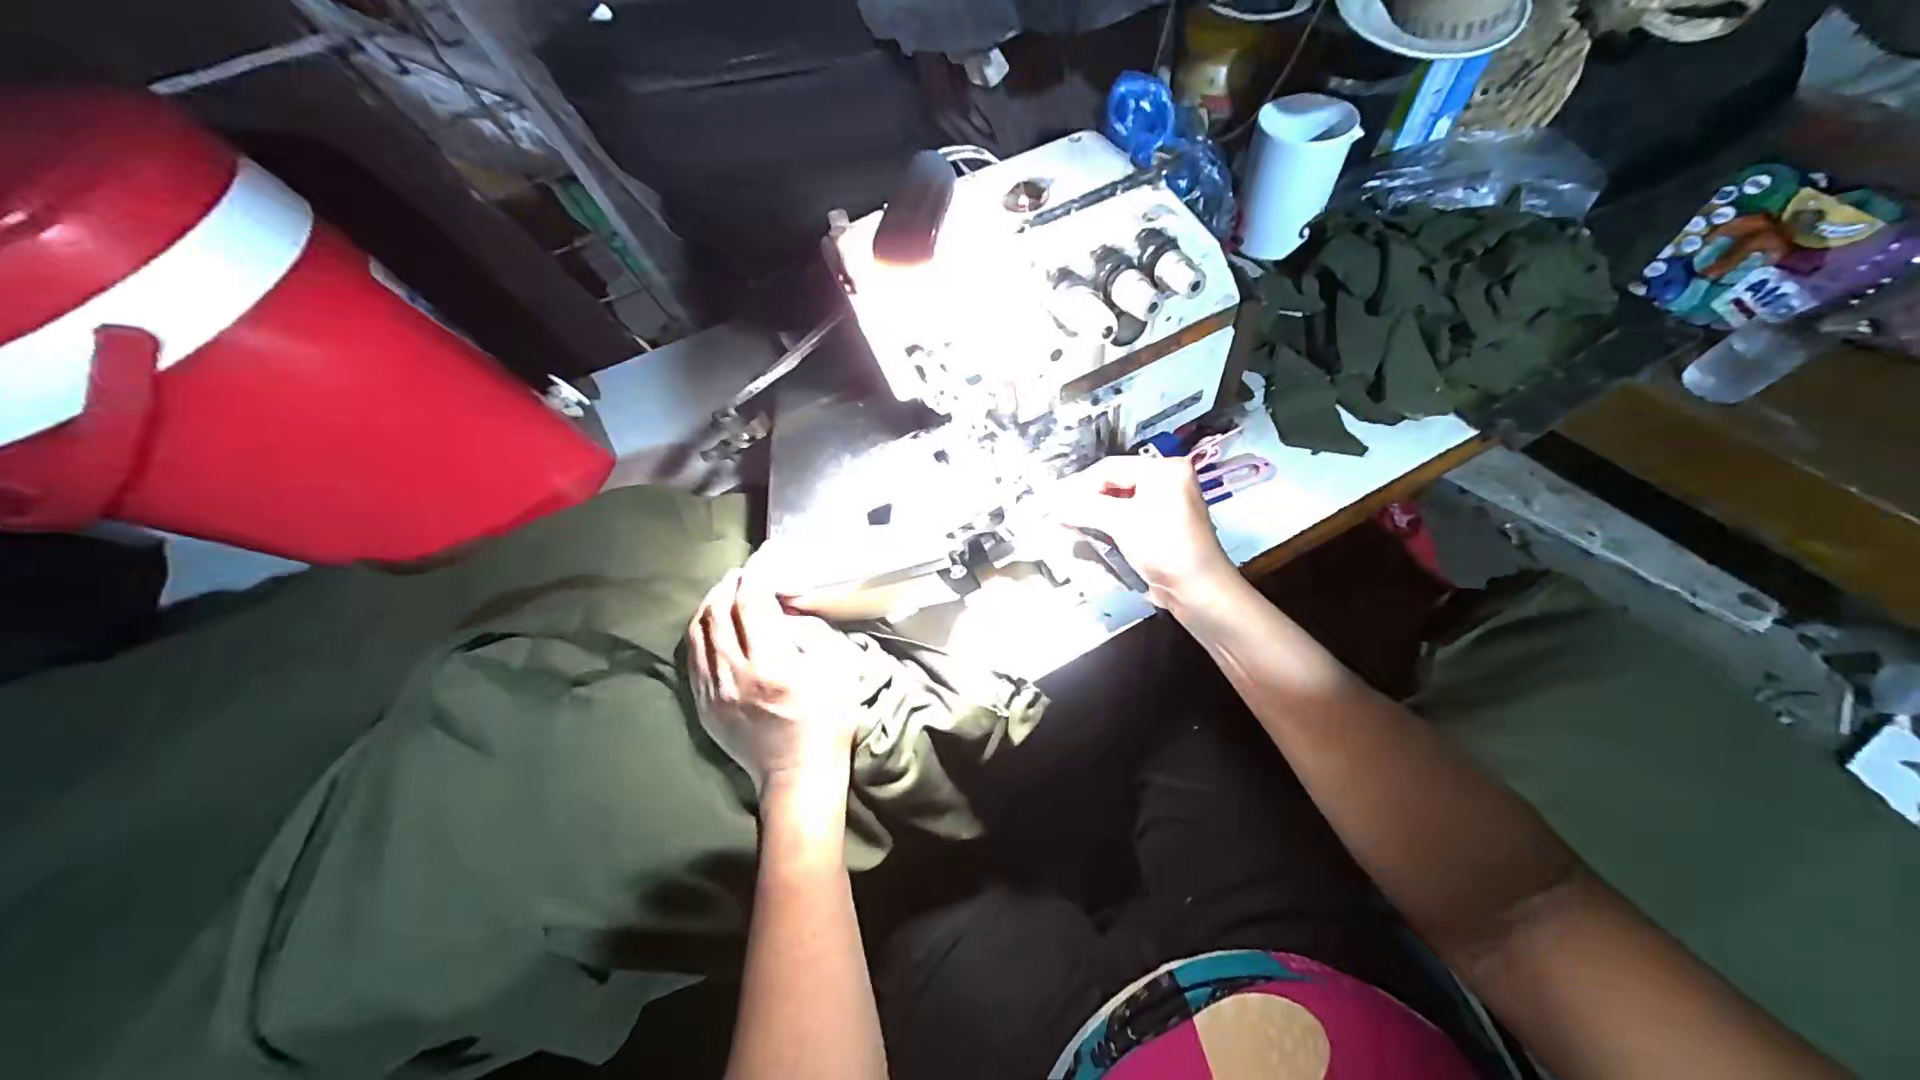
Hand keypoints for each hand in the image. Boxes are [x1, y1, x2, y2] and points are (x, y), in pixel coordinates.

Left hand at [688, 569, 862, 797]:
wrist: (797, 776)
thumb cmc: (828, 723)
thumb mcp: (838, 670)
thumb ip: (812, 633)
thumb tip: (786, 610)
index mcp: (772, 666)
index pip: (752, 603)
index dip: (756, 574)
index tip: (764, 560)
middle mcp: (735, 675)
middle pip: (718, 612)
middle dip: (730, 584)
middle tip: (744, 574)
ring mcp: (713, 692)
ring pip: (698, 632)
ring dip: (711, 604)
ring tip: (726, 592)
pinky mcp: (703, 706)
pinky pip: (693, 657)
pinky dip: (701, 632)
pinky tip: (714, 624)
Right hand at [1052, 454, 1237, 610]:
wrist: (1197, 589)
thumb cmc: (1163, 547)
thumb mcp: (1121, 522)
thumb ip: (1084, 508)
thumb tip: (1051, 503)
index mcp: (1165, 468)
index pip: (1112, 467)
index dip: (1080, 484)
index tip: (1055, 500)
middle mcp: (1168, 479)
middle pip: (1115, 482)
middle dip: (1087, 498)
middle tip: (1060, 512)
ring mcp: (1166, 503)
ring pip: (1119, 500)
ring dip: (1095, 512)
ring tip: (1070, 522)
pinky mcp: (1162, 525)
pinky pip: (1129, 515)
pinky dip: (1109, 522)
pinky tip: (1090, 531)